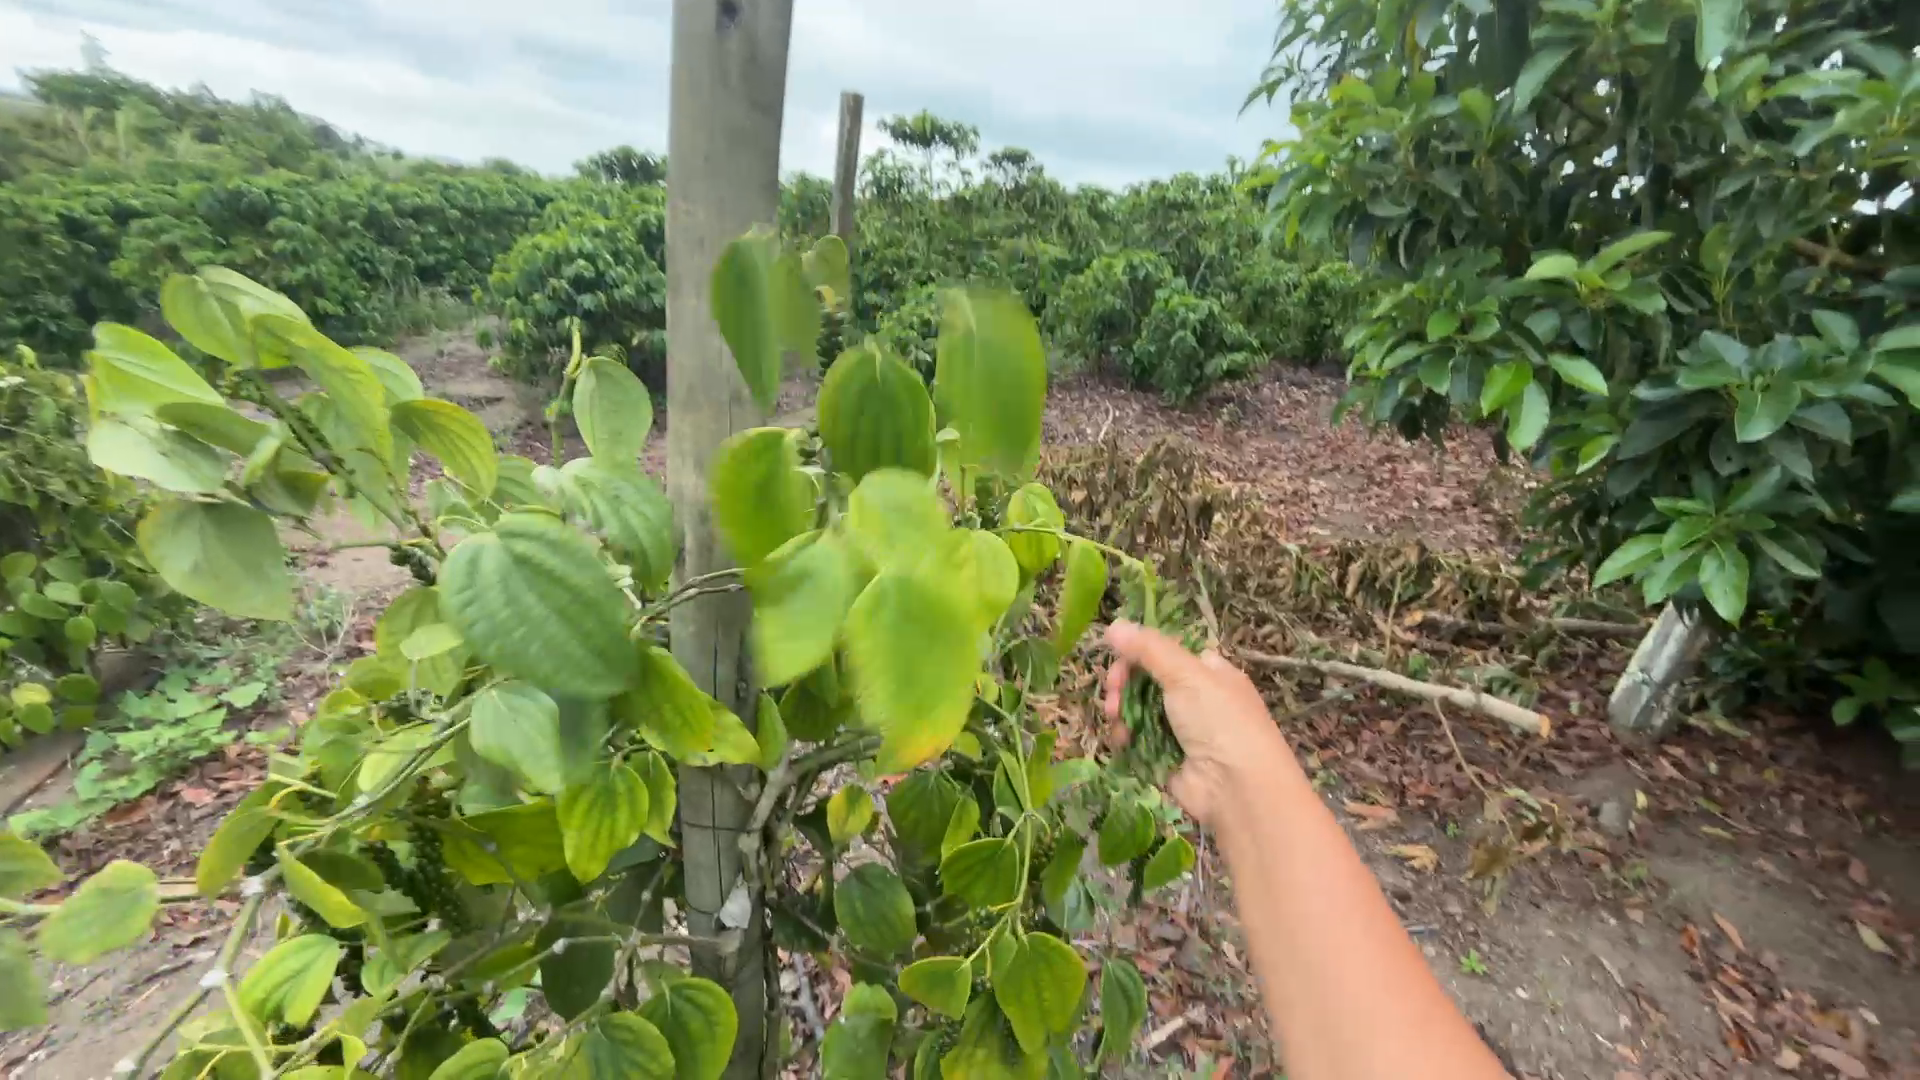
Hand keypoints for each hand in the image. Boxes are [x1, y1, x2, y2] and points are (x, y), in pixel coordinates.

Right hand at [1102, 620, 1293, 826]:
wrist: (1237, 789)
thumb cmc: (1219, 721)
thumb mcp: (1186, 674)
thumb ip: (1147, 648)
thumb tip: (1112, 624)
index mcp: (1209, 672)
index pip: (1167, 652)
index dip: (1139, 653)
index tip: (1119, 658)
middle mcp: (1196, 699)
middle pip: (1146, 681)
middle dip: (1124, 683)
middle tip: (1113, 692)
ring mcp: (1180, 730)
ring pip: (1137, 710)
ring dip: (1120, 710)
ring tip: (1115, 718)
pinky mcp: (1165, 758)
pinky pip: (1136, 740)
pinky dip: (1125, 737)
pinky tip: (1121, 740)